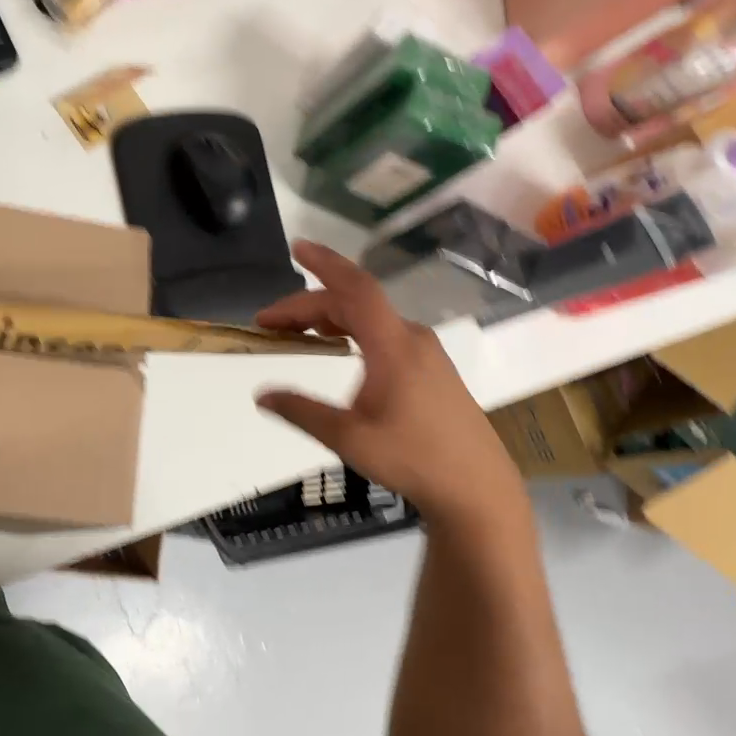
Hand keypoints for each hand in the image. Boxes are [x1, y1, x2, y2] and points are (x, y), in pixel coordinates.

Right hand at [252, 241, 525, 525]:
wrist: (474, 486)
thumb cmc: (412, 458)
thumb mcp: (346, 438)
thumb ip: (300, 411)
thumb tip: (260, 395)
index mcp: (392, 347)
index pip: (355, 290)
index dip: (324, 265)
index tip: (296, 249)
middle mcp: (410, 339)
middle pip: (353, 304)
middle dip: (306, 307)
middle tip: (267, 325)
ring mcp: (423, 353)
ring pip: (368, 318)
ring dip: (327, 318)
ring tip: (292, 333)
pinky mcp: (428, 369)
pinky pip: (380, 333)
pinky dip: (348, 330)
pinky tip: (332, 346)